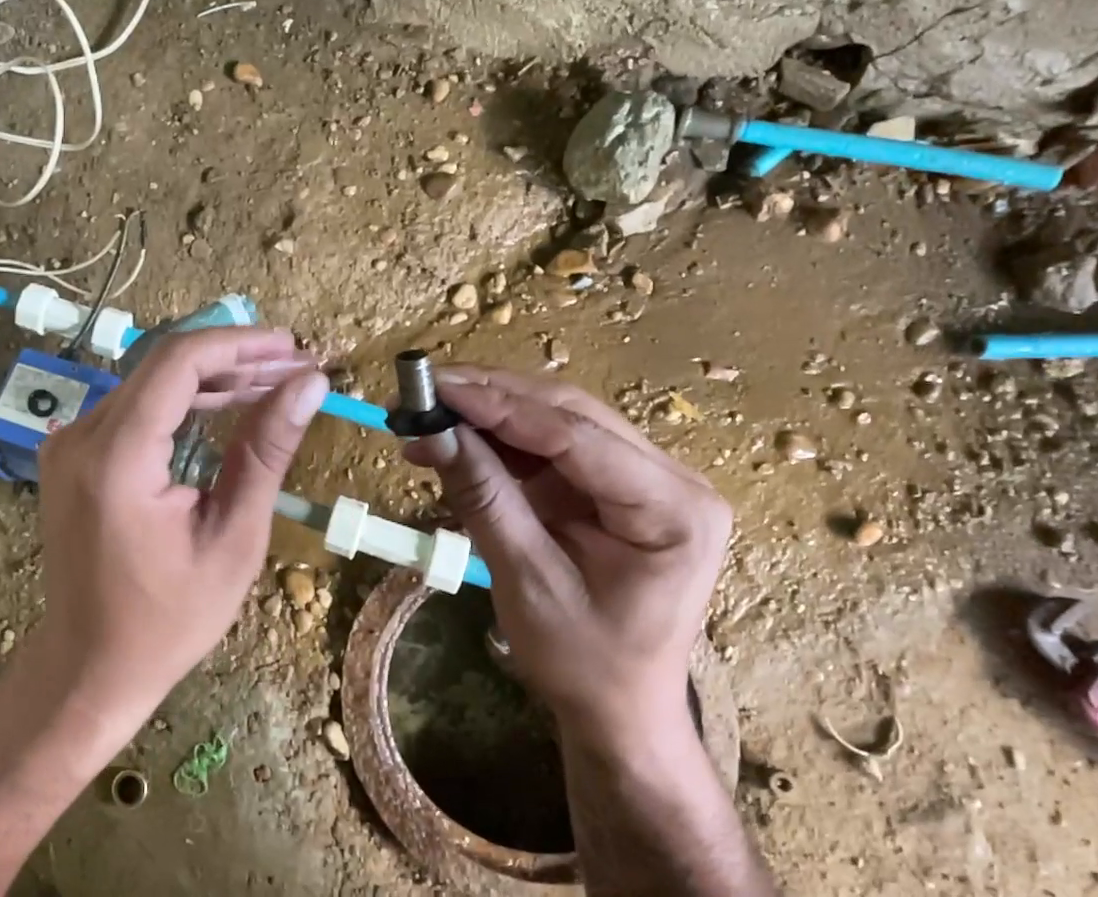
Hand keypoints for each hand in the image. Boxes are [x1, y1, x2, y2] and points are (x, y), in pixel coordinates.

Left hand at [33, 327, 328, 716]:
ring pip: (147, 383)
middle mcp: (80, 438)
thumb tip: (308, 386)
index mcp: (115, 459)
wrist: (90, 664)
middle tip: (296, 369)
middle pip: (161, 366)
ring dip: (210, 379)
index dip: (238, 345)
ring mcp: (68, 445)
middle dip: (233, 360)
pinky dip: (180, 403)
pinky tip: (226, 407)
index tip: (293, 348)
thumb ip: (265, 453)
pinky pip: (132, 409)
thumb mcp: (232, 540)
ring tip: (274, 384)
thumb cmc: (168, 620)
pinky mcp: (71, 456)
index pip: (177, 363)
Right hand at [403, 367, 731, 743]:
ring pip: (558, 421)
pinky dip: (501, 441)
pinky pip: (552, 447)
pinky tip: (455, 439)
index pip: (577, 436)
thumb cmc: (584, 661)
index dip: (501, 406)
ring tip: (427, 414)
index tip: (437, 388)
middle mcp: (672, 479)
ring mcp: (646, 479)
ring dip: (491, 415)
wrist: (619, 708)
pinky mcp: (615, 486)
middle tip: (424, 391)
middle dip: (492, 398)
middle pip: (571, 415)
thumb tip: (432, 431)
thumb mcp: (527, 581)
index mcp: (673, 509)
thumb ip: (484, 499)